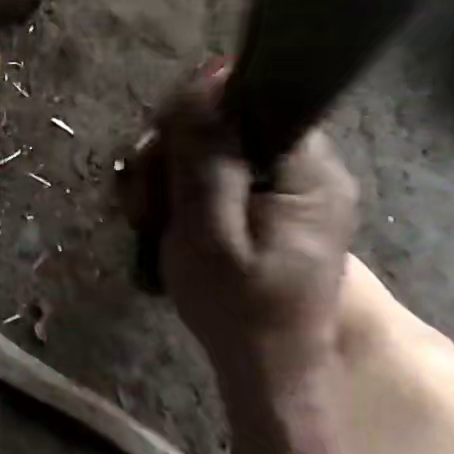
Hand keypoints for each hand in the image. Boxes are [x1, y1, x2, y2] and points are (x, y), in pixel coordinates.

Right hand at [119, 64, 358, 386]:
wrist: (265, 374)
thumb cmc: (239, 311)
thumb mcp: (210, 234)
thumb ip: (208, 158)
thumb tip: (209, 79)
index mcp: (308, 171)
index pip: (248, 103)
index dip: (194, 119)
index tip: (159, 156)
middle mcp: (305, 171)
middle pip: (224, 127)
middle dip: (172, 158)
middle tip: (144, 205)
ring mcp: (287, 192)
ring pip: (211, 153)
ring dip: (167, 181)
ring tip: (147, 222)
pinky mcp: (266, 211)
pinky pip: (215, 180)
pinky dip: (180, 198)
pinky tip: (160, 225)